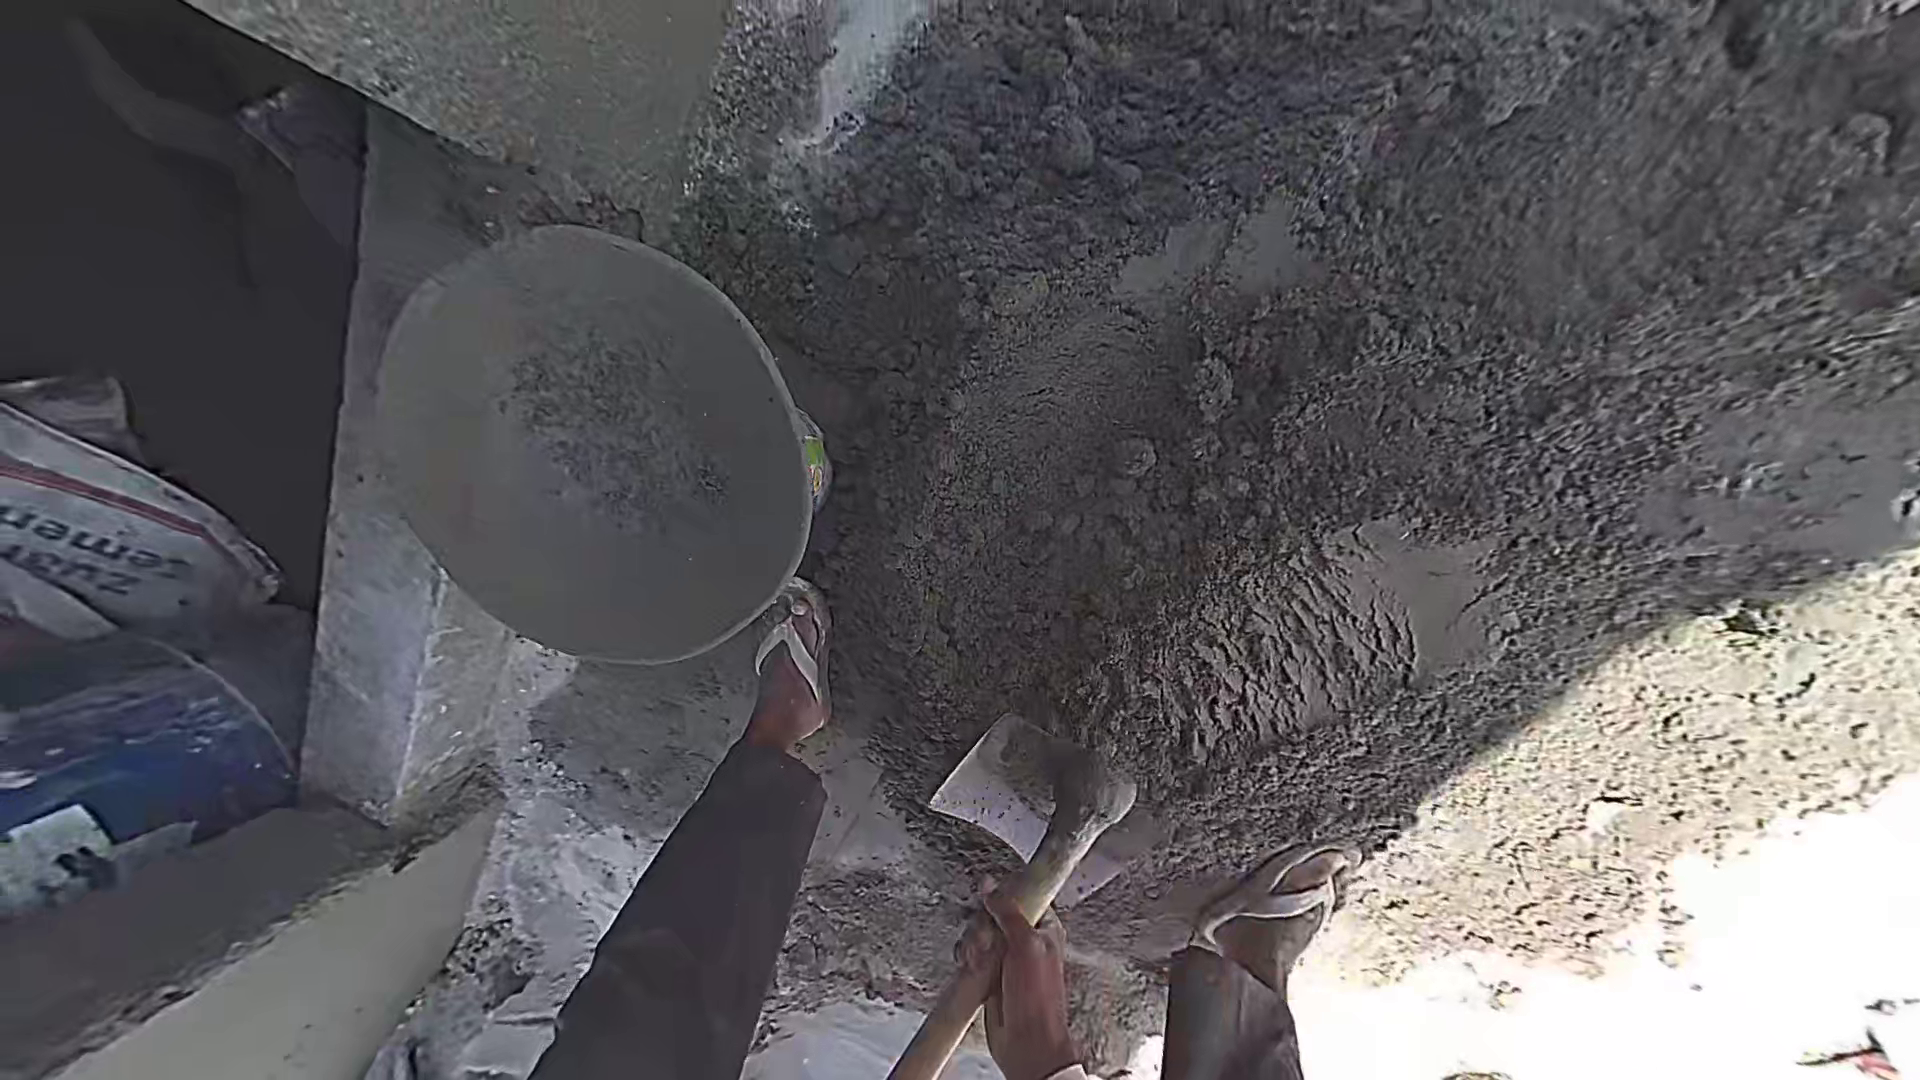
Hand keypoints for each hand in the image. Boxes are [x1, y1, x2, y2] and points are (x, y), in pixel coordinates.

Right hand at [957, 885, 1078, 1079]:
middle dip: (984, 925)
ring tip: (980, 958)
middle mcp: (1025, 938)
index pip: (1019, 895)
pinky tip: (972, 966)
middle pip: (993, 912)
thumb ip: (1007, 911)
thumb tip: (990, 885)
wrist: (1027, 1045)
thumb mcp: (1025, 944)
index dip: (1003, 896)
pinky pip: (972, 952)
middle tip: (987, 940)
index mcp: (1043, 926)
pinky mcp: (990, 973)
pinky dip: (968, 957)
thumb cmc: (1038, 998)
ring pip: (980, 931)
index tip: (991, 901)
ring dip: (974, 943)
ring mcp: (1007, 956)